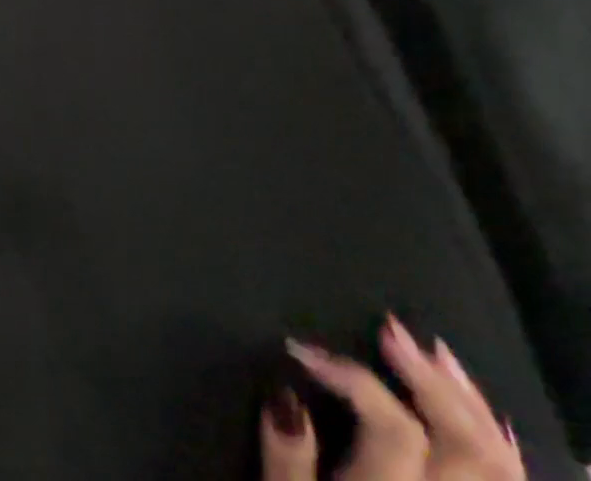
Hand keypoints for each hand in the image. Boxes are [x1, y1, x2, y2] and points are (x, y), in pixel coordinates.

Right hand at [263, 317, 524, 479]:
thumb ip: (288, 457)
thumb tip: (283, 395)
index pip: (391, 425)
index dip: (349, 379)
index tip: (299, 348)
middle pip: (461, 439)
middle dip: (427, 378)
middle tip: (390, 328)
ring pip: (496, 456)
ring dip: (467, 398)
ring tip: (435, 352)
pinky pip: (511, 476)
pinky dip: (497, 436)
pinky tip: (481, 410)